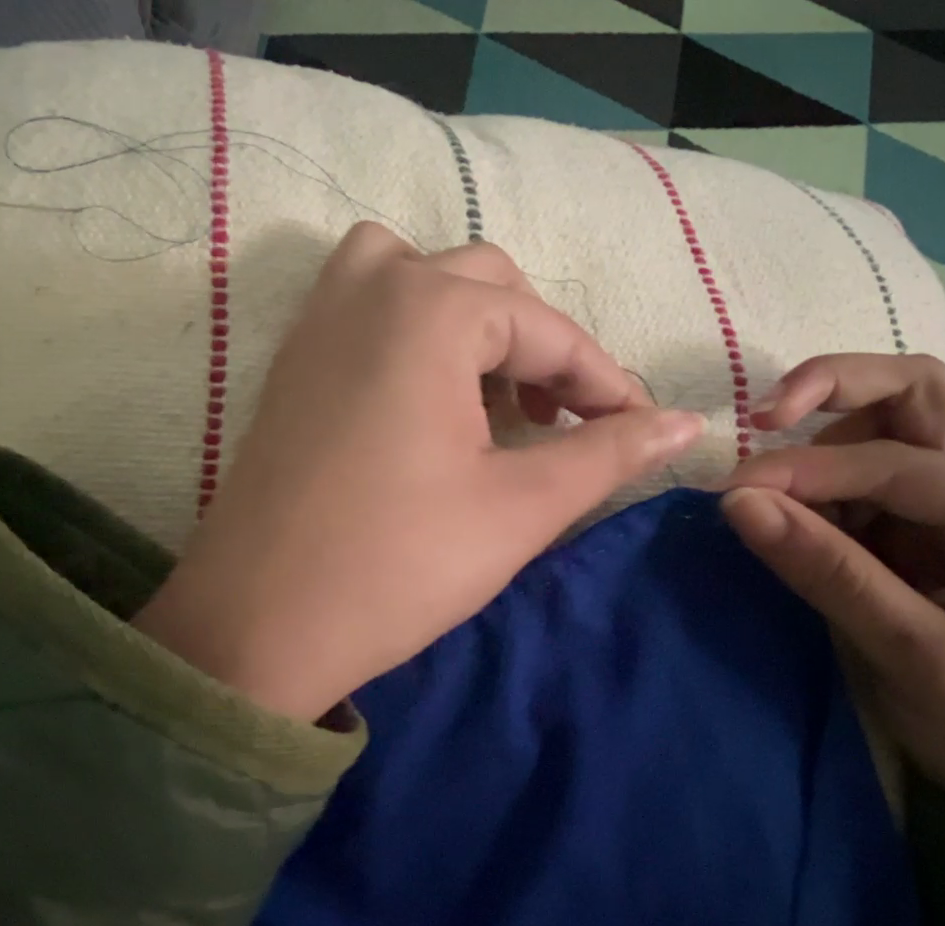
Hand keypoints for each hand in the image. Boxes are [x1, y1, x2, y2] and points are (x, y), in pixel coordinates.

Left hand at [133, 223, 704, 721]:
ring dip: (471, 326)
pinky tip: (429, 406)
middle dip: (540, 346)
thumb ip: (608, 453)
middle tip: (563, 419)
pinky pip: (365, 311)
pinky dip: (413, 335)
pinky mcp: (290, 361)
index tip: (639, 427)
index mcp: (427, 309)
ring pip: (416, 281)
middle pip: (484, 285)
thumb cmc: (396, 565)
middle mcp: (367, 288)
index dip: (603, 379)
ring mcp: (317, 320)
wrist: (257, 625)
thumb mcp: (519, 508)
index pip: (545, 327)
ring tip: (495, 401)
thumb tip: (687, 424)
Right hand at [723, 353, 944, 825]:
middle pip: (916, 399)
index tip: (729, 491)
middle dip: (834, 391)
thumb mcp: (914, 657)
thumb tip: (734, 502)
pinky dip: (819, 491)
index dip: (808, 469)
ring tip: (761, 493)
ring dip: (820, 447)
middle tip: (758, 417)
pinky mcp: (933, 537)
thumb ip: (827, 572)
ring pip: (889, 431)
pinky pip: (868, 487)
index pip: (902, 461)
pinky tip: (785, 518)